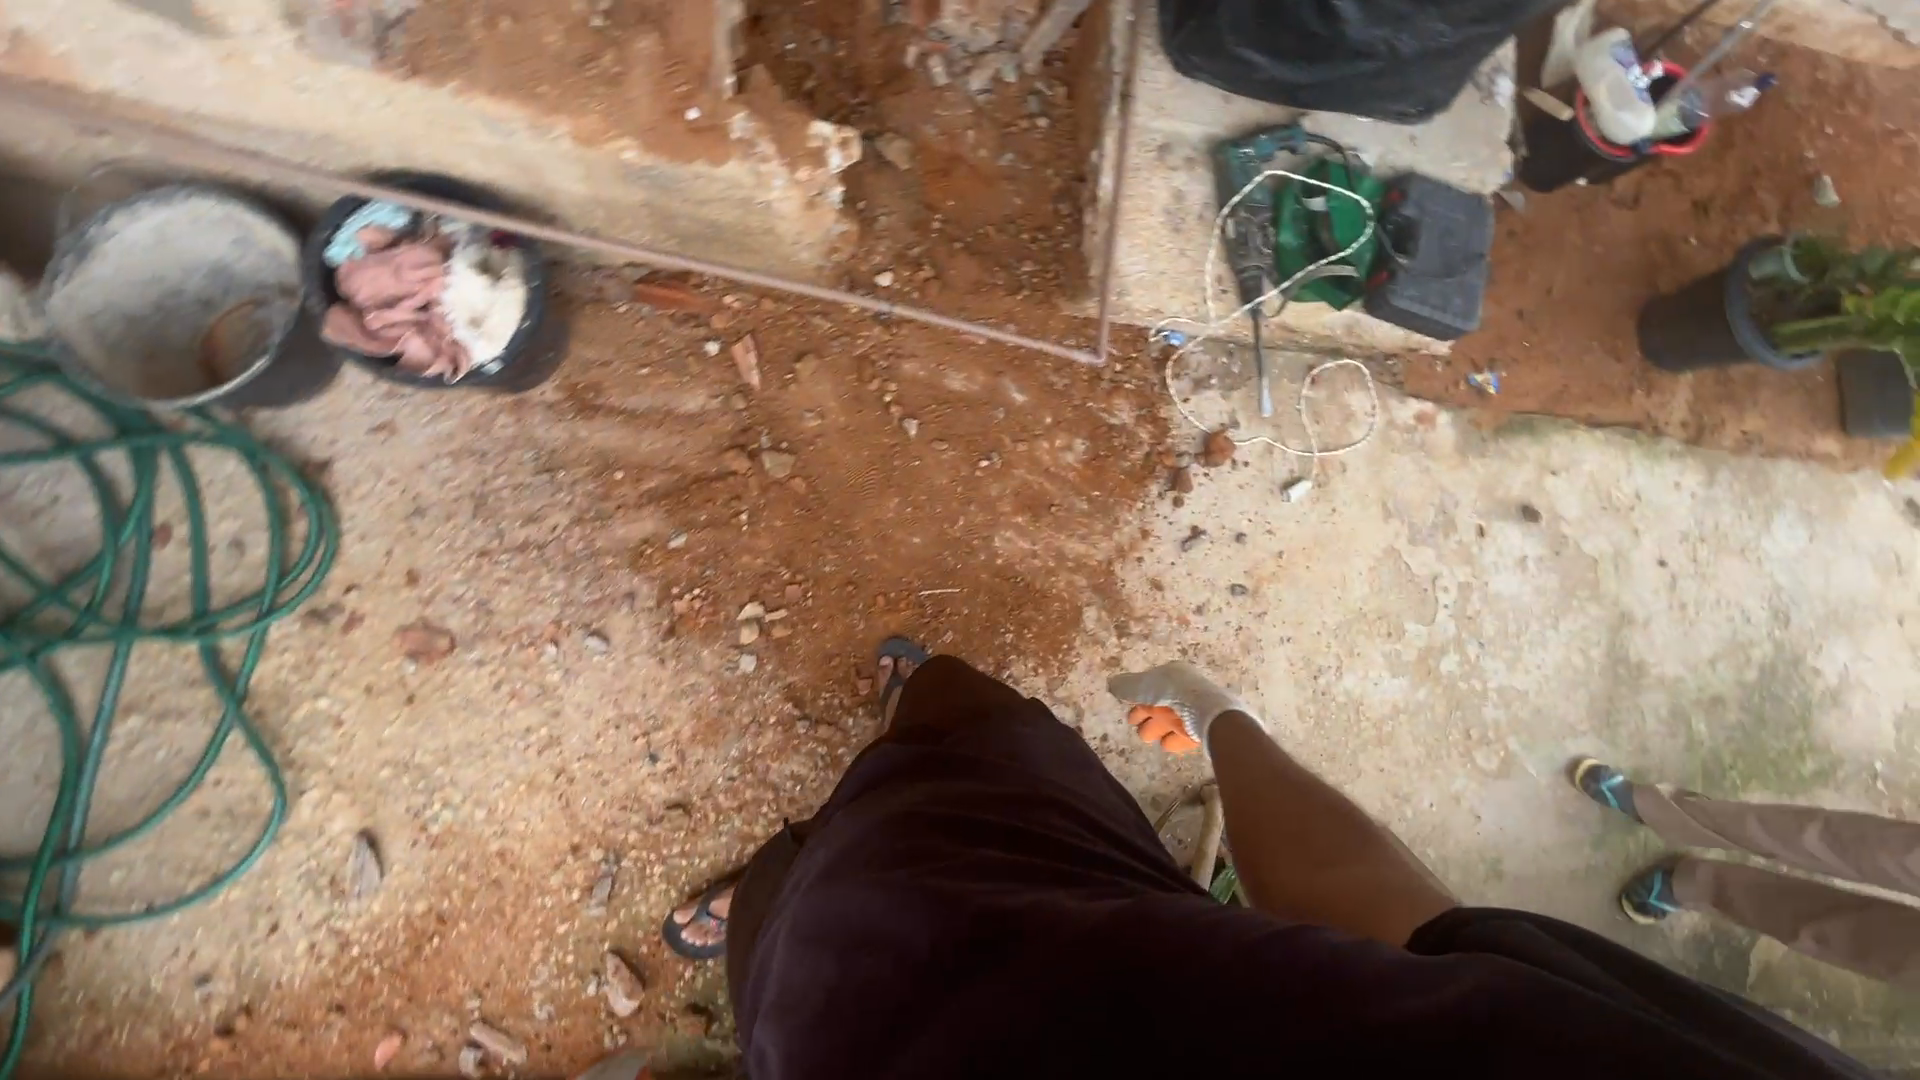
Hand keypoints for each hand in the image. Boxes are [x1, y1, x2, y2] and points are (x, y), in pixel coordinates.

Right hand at [1108, 661, 1254, 754]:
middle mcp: (1184, 689)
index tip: (1127, 709)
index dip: (1136, 696)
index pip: (1149, 684)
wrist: (1208, 715)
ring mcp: (1195, 709)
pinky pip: (1184, 734)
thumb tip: (1111, 684)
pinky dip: (1174, 738)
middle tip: (1134, 725)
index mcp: (1172, 674)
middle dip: (1145, 713)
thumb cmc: (1172, 694)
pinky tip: (1166, 744)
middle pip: (1159, 702)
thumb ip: (1125, 686)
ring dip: (1158, 728)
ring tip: (1148, 738)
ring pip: (1171, 719)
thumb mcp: (1143, 687)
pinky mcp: (1203, 729)